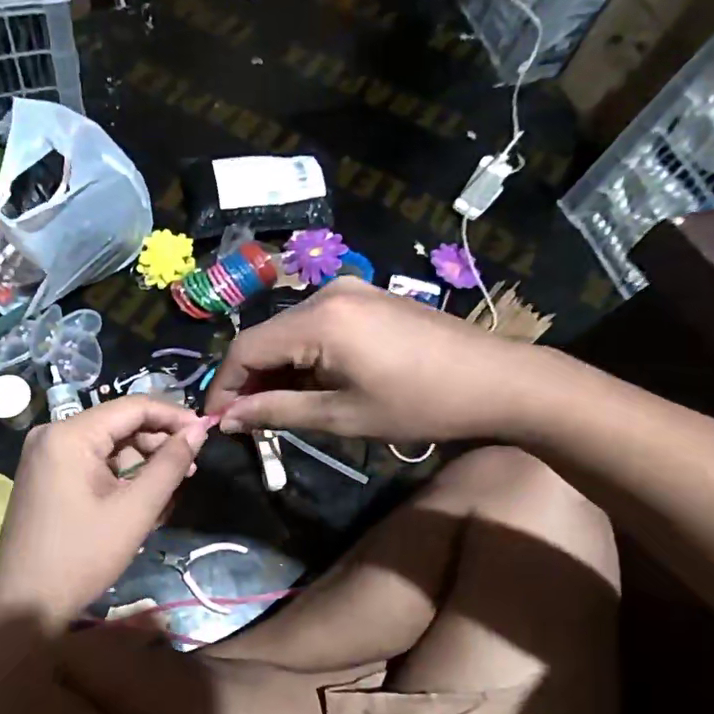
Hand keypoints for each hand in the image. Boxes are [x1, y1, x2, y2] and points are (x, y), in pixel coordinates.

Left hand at [0, 397, 210, 623]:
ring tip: (174, 485)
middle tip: (193, 466)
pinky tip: (145, 496)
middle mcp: (53, 434)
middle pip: (119, 423)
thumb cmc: (82, 556)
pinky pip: (93, 462)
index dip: (174, 416)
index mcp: (70, 435)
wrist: (25, 605)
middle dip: (159, 441)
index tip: (207, 432)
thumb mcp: (135, 510)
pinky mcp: (47, 475)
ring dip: (143, 461)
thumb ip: (170, 465)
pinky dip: (121, 475)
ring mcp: (46, 455)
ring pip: (108, 444)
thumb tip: (198, 431)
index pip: (133, 407)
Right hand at [204, 277, 528, 440]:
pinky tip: (312, 384)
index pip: (245, 348)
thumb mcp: (342, 416)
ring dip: (277, 369)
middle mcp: (327, 292)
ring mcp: (350, 290)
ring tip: (278, 409)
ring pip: (289, 332)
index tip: (215, 422)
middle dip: (250, 380)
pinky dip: (303, 356)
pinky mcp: (367, 298)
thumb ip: (277, 411)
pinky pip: (316, 325)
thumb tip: (227, 418)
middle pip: (266, 336)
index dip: (224, 386)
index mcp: (318, 319)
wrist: (497, 380)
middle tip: (247, 422)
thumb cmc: (420, 404)